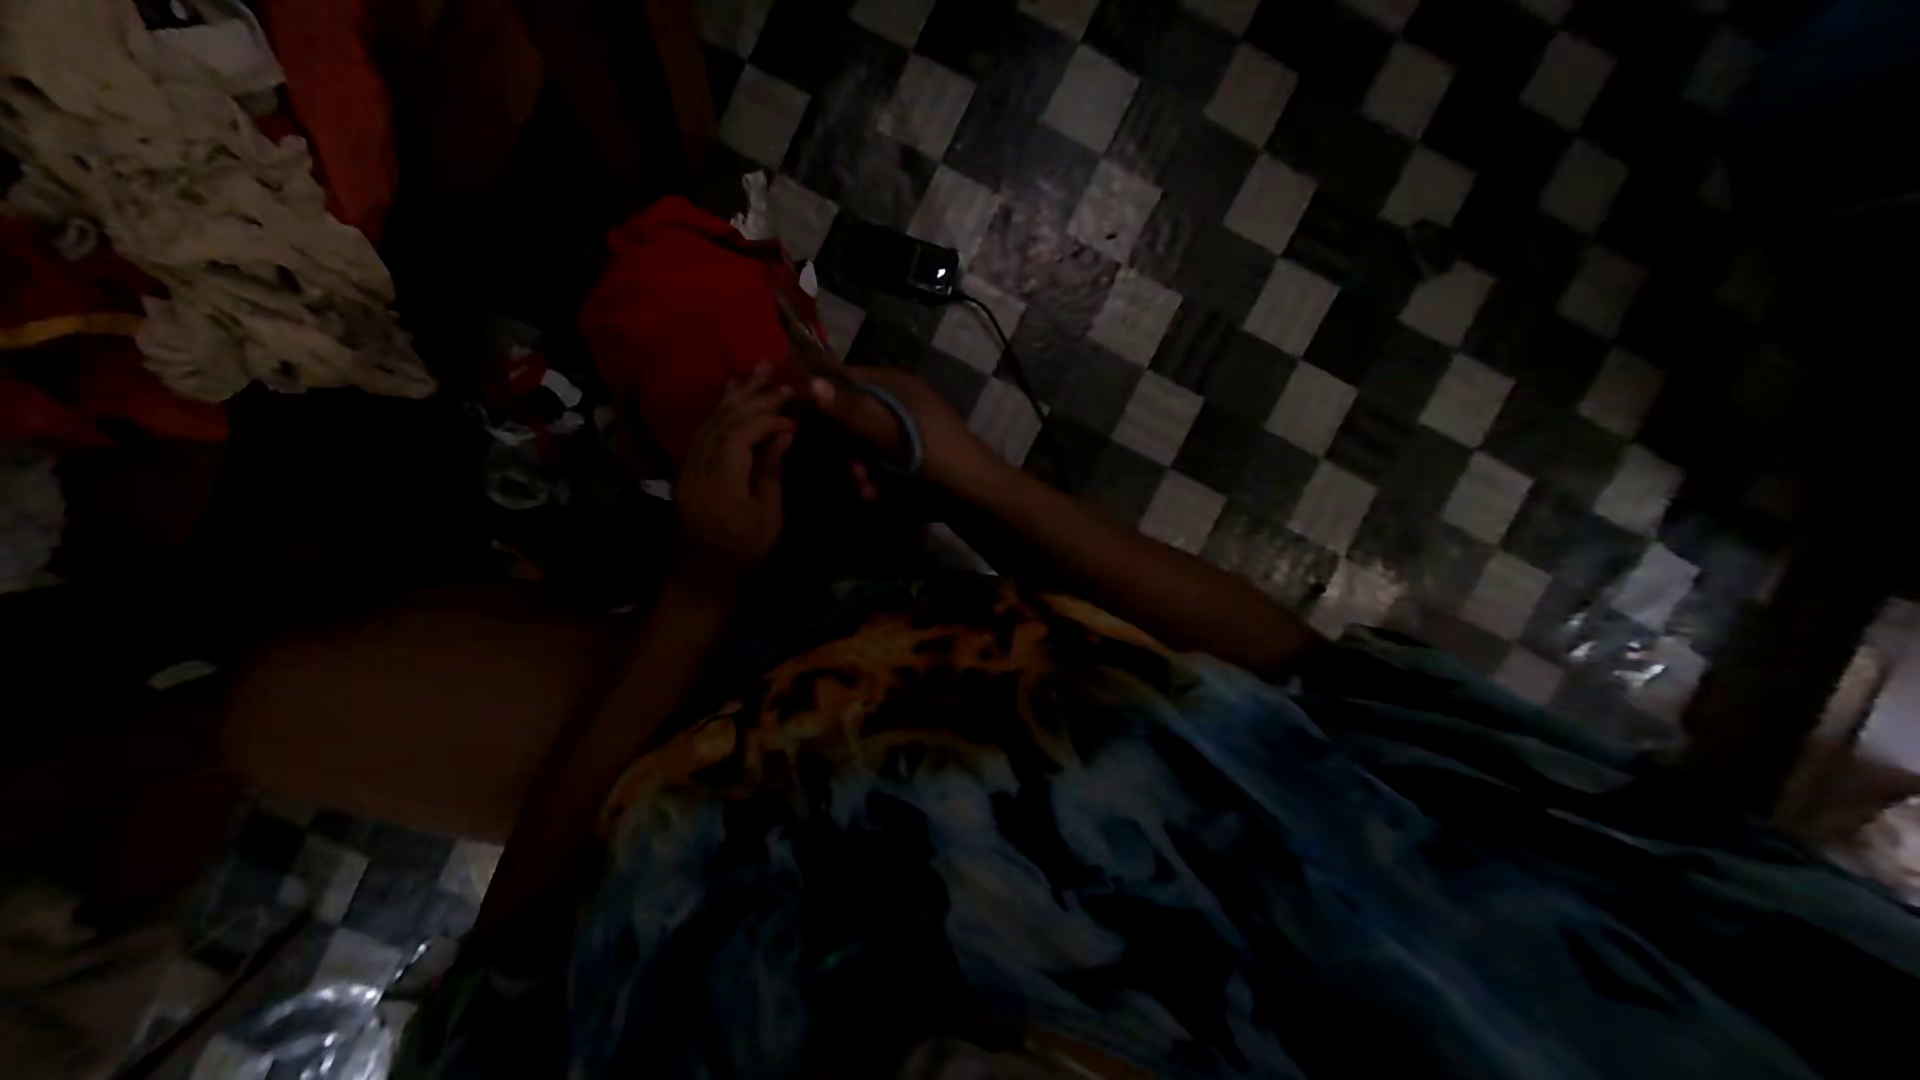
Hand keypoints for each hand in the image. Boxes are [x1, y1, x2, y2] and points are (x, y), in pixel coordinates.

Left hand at [673, 365, 795, 579]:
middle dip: (752, 396)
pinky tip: (730, 394)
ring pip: (709, 421)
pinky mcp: (686, 469)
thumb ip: (771, 472)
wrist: (700, 579)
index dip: (766, 419)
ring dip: (734, 395)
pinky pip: (701, 431)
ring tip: (756, 370)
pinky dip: (719, 410)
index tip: (793, 416)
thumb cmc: (743, 555)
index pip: (739, 435)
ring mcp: (686, 467)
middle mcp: (696, 469)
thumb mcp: (768, 519)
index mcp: (719, 484)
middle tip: (778, 375)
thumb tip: (784, 434)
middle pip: (722, 421)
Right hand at [808, 368, 1005, 498]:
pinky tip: (874, 494)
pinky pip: (874, 459)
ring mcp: (899, 427)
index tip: (798, 420)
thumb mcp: (892, 435)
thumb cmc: (938, 458)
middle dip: (844, 447)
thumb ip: (853, 411)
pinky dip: (871, 476)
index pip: (842, 378)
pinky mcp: (903, 453)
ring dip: (857, 468)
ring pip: (857, 442)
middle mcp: (893, 400)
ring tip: (867, 488)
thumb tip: (810, 383)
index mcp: (894, 384)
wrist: (977, 495)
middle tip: (853, 471)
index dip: (819, 397)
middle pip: (847, 414)